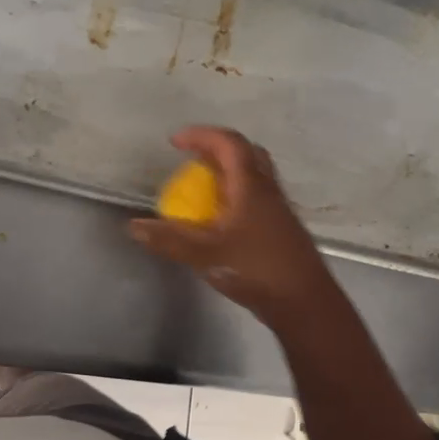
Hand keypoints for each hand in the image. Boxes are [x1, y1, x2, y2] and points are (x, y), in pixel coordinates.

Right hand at [129, 127, 341, 329]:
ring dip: (226, 172)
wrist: (305, 303)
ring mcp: (277, 210)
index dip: (202, 135)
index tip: (175, 142)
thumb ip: (168, 239)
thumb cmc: (256, 269)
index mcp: (251, 187)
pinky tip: (218, 219)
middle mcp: (268, 191)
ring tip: (200, 187)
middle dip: (217, 149)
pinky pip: (254, 198)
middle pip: (247, 154)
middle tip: (191, 158)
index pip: (229, 144)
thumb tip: (133, 226)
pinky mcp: (279, 229)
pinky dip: (233, 195)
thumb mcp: (204, 254)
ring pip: (253, 176)